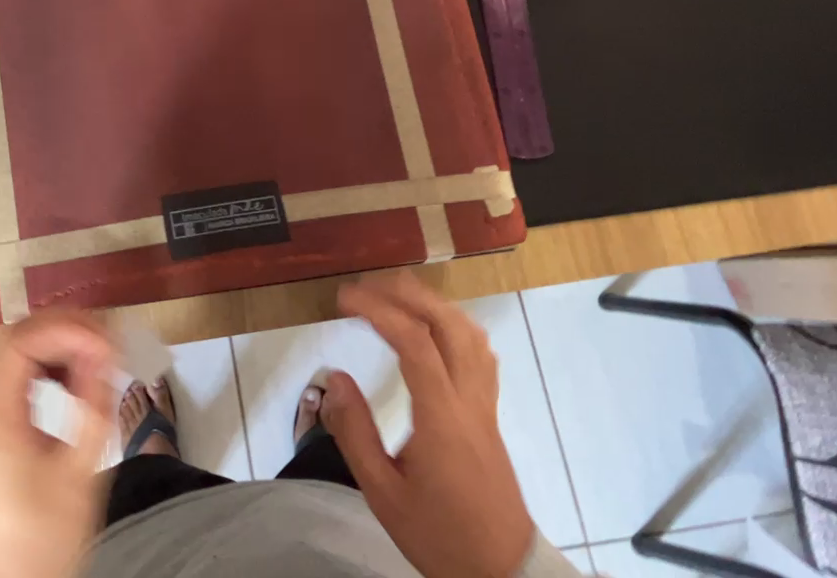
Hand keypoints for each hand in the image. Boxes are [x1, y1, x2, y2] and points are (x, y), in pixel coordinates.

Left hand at [0, 309, 116, 577]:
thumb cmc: (45, 537)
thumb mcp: (80, 469)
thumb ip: (94, 401)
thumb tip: (107, 351)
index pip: (23, 341)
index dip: (67, 329)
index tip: (104, 338)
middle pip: (17, 341)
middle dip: (65, 331)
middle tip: (106, 337)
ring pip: (16, 355)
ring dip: (58, 347)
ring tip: (98, 356)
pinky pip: (15, 379)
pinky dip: (46, 368)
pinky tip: (75, 378)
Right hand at [323, 273, 536, 577]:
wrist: (502, 571)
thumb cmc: (438, 535)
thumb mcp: (382, 493)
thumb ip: (354, 432)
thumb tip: (334, 377)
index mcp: (441, 416)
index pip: (414, 342)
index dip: (378, 310)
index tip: (343, 299)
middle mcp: (469, 400)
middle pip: (448, 325)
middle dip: (407, 294)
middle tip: (368, 287)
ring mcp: (486, 406)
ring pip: (470, 335)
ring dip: (433, 304)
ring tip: (397, 296)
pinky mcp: (491, 416)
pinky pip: (480, 355)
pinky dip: (455, 327)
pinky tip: (436, 329)